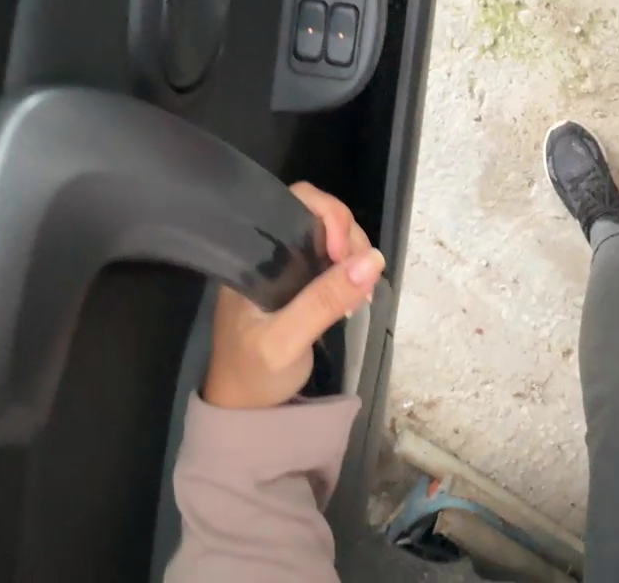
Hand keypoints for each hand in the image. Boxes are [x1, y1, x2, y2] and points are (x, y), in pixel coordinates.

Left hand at [202, 182, 384, 408]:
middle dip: (348, 236)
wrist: (246, 415)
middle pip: (318, 216)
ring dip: (354, 255)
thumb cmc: (253, 375)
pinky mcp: (304, 286)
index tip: (343, 251)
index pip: (292, 204)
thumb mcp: (286, 341)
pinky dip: (353, 271)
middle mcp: (271, 254)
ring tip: (362, 291)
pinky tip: (357, 295)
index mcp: (255, 256)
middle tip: (362, 275)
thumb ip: (323, 301)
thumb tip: (372, 260)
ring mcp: (288, 269)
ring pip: (331, 237)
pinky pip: (334, 261)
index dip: (327, 214)